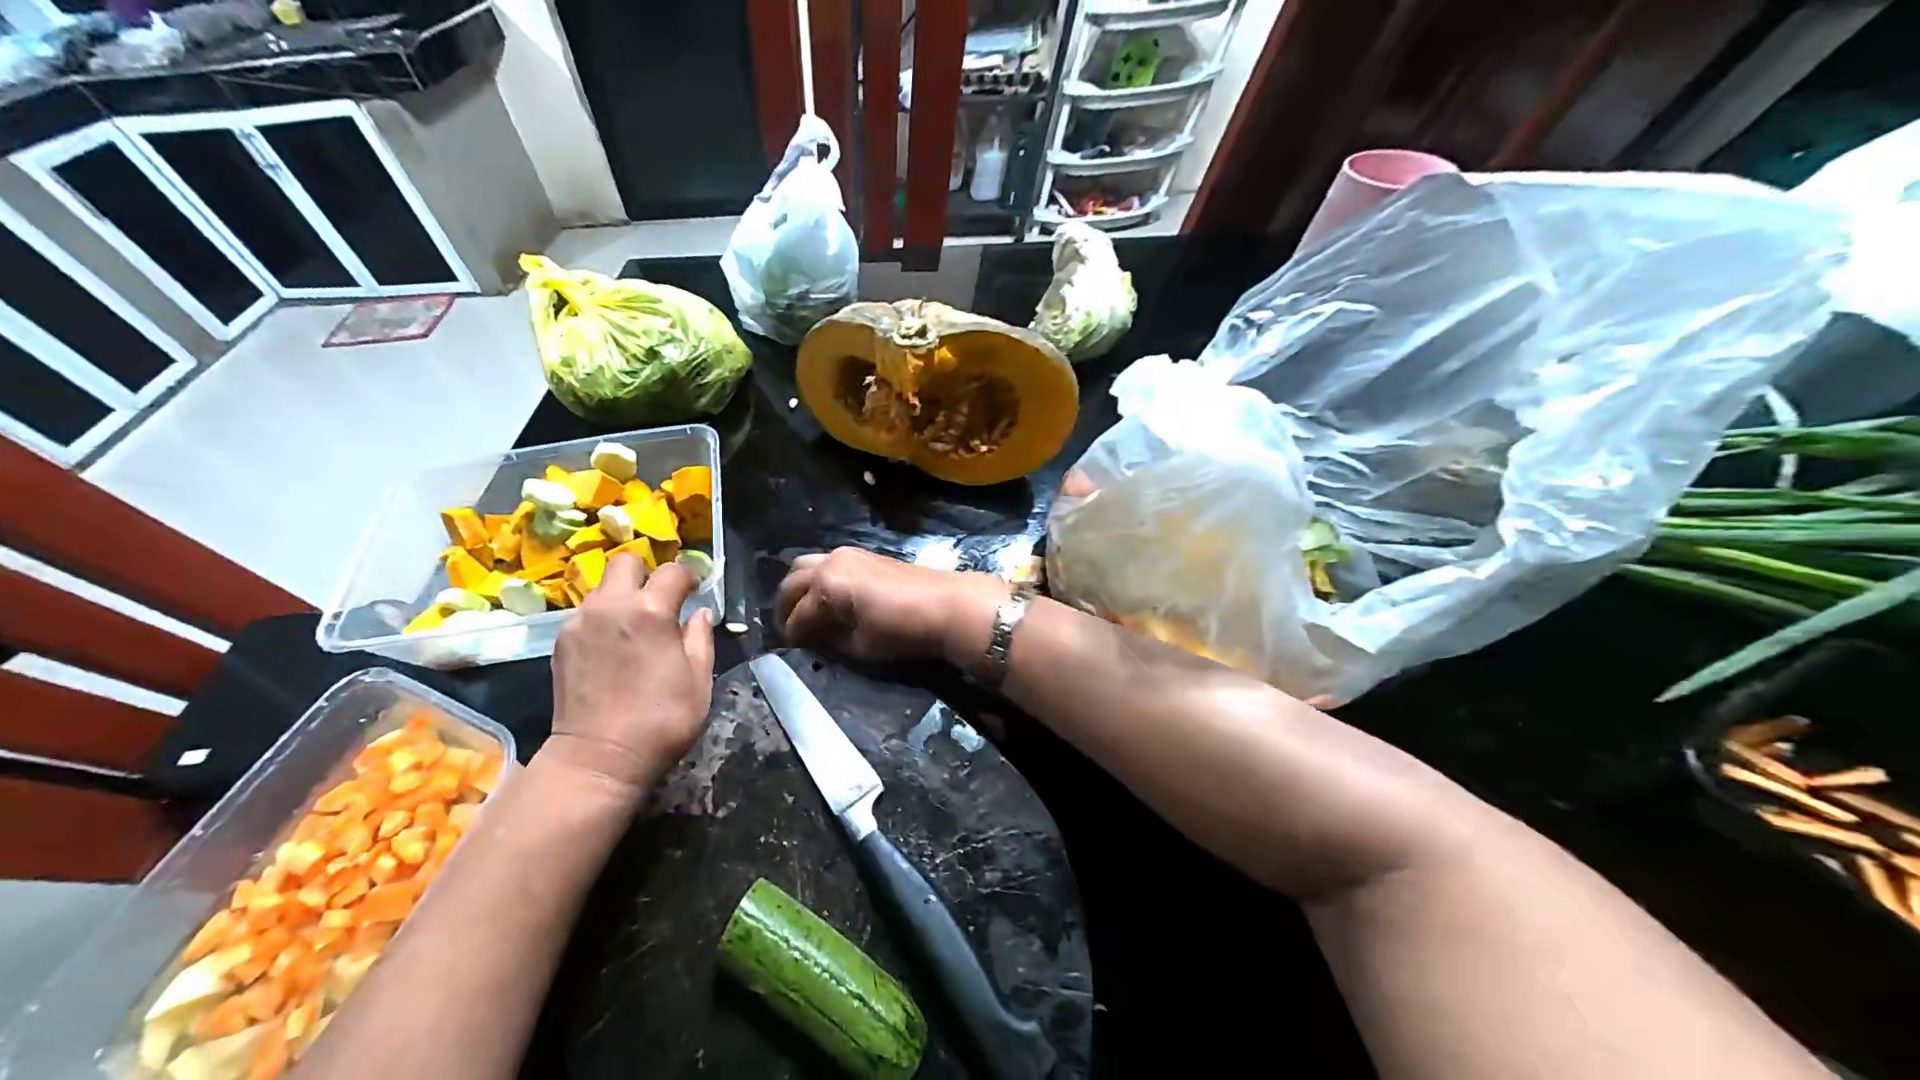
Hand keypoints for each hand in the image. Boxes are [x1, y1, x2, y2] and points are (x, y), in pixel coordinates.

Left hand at [545, 555, 714, 793]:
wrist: (598, 759)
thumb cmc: (661, 721)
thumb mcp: (700, 680)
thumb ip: (700, 638)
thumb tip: (699, 614)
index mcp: (651, 611)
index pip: (672, 571)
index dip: (689, 576)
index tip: (696, 590)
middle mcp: (611, 606)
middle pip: (625, 562)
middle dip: (646, 573)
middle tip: (659, 599)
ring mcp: (580, 622)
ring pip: (602, 587)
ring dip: (622, 595)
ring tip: (635, 625)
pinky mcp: (561, 642)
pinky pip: (586, 612)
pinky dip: (603, 617)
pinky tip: (613, 645)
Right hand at [776, 547, 1009, 667]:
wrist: (947, 605)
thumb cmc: (901, 630)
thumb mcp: (858, 645)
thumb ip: (828, 639)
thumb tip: (812, 637)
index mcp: (824, 583)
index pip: (797, 614)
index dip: (791, 636)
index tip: (791, 651)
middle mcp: (830, 562)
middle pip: (793, 582)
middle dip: (786, 607)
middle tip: (789, 630)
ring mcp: (848, 554)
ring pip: (807, 566)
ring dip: (800, 588)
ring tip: (805, 612)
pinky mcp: (865, 555)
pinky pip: (828, 563)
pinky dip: (819, 579)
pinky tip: (827, 599)